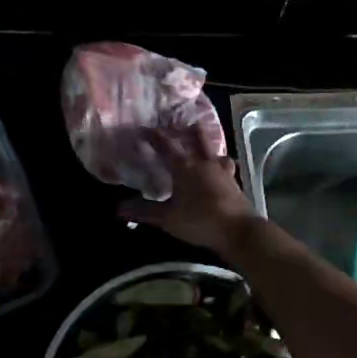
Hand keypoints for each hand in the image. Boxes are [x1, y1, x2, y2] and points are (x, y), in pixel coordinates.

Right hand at [118, 130, 258, 253]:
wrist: (238, 230)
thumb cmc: (199, 220)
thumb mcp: (167, 218)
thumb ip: (144, 211)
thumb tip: (119, 208)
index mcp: (185, 166)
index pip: (166, 145)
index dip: (153, 136)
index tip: (143, 130)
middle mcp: (204, 162)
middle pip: (197, 137)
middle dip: (187, 130)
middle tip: (180, 127)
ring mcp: (223, 171)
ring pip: (214, 151)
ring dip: (207, 146)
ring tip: (202, 150)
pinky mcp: (234, 182)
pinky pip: (226, 167)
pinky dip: (219, 165)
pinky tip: (218, 173)